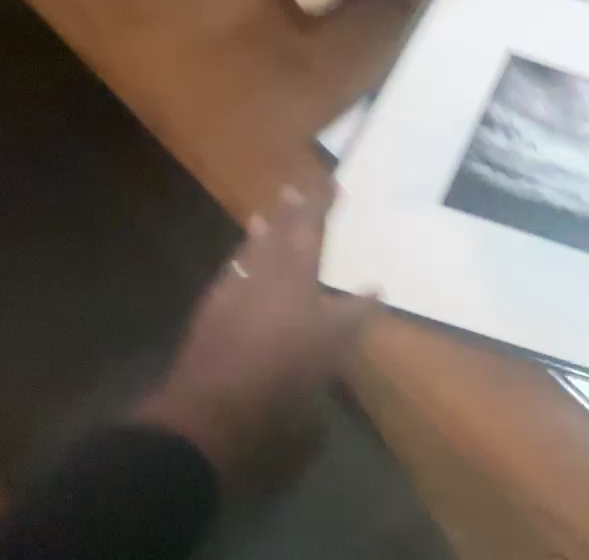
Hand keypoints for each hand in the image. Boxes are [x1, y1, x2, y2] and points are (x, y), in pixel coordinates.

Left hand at [135, 183, 378, 471]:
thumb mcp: (332, 343)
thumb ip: (355, 312)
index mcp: (296, 274)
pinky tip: (237, 268)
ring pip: (249, 253)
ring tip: (261, 219)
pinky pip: (229, 276)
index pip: (310, 229)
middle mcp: (263, 274)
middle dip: (288, 213)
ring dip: (259, 235)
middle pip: (277, 234)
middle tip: (291, 191)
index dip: (321, 205)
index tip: (332, 183)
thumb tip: (376, 287)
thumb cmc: (283, 369)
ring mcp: (232, 292)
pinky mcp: (211, 315)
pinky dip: (238, 265)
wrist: (212, 406)